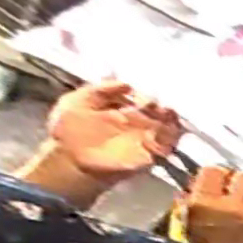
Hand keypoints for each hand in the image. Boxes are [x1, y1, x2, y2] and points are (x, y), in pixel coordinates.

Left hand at [47, 81, 181, 177]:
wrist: (73, 158)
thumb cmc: (70, 130)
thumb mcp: (77, 101)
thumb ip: (99, 91)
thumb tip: (128, 84)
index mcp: (124, 111)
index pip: (143, 102)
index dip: (148, 96)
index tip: (147, 92)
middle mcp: (140, 124)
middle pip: (159, 115)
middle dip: (162, 108)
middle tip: (160, 102)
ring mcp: (149, 139)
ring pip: (168, 128)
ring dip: (171, 121)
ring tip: (169, 111)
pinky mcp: (154, 154)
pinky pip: (168, 144)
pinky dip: (171, 136)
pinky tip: (169, 128)